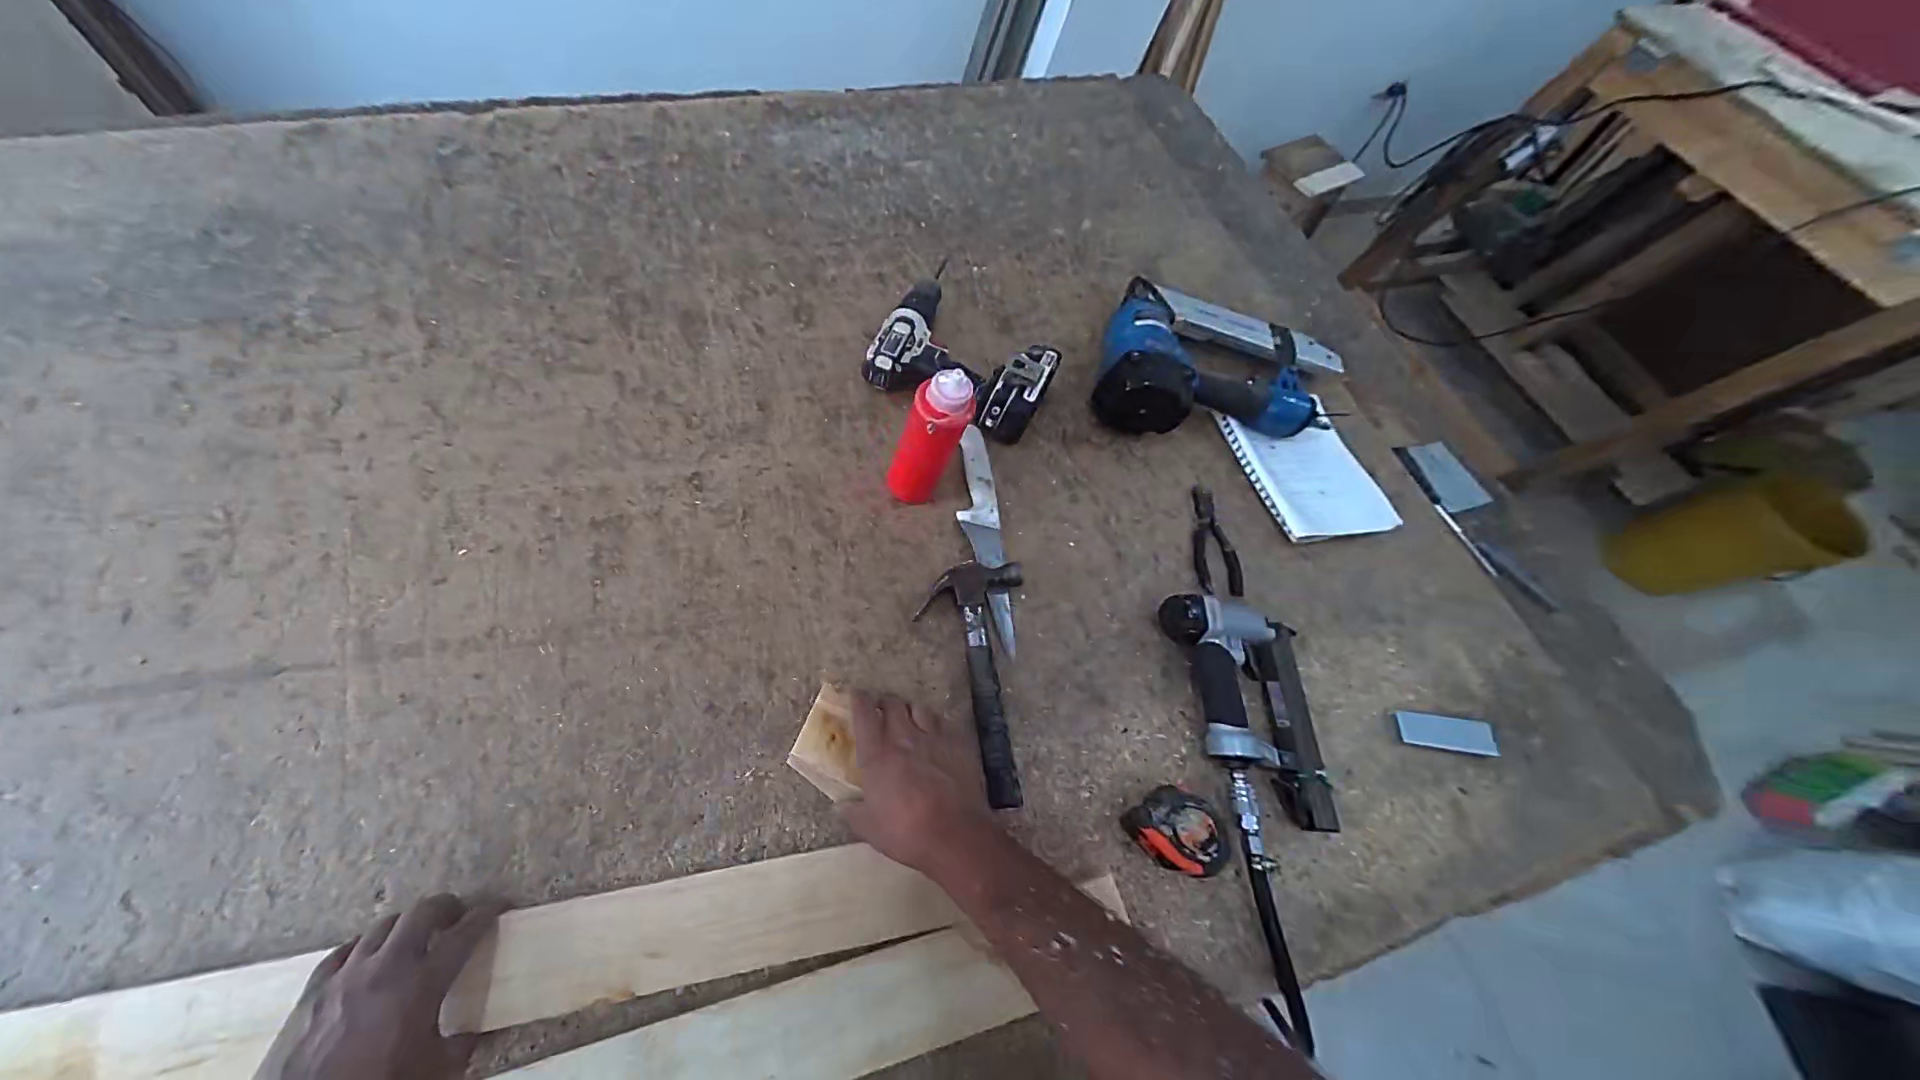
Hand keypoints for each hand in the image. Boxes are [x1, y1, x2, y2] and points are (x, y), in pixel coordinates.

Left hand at [255, 894, 501, 1079]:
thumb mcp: (434, 1071)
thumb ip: (459, 1044)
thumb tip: (470, 1033)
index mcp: (422, 983)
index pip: (465, 932)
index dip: (487, 914)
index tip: (498, 907)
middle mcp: (386, 968)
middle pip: (422, 911)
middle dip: (447, 907)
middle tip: (458, 916)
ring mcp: (344, 977)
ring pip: (383, 926)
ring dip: (406, 925)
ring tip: (415, 936)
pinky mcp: (311, 993)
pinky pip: (342, 952)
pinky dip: (363, 947)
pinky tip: (368, 957)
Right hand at [838, 691, 997, 877]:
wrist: (956, 834)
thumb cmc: (907, 833)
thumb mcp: (870, 829)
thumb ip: (853, 813)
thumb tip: (840, 805)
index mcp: (877, 756)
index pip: (864, 715)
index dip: (858, 700)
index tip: (855, 694)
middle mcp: (904, 738)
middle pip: (892, 704)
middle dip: (884, 702)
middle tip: (881, 708)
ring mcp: (934, 737)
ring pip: (919, 708)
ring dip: (910, 709)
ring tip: (909, 717)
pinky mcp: (958, 743)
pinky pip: (944, 721)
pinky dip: (936, 723)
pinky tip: (936, 732)